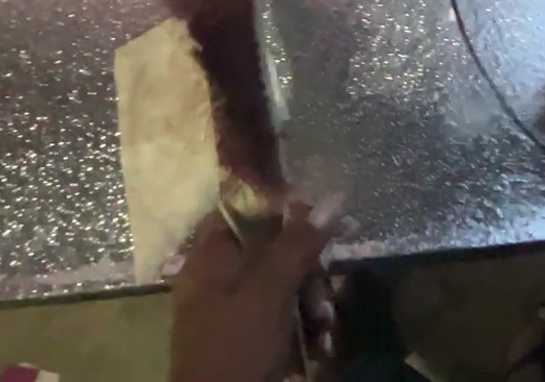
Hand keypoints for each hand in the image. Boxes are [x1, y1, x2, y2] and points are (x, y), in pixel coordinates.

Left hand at [169, 199, 338, 381]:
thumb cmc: (235, 349)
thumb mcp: (268, 291)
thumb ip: (299, 241)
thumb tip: (334, 195)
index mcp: (210, 261)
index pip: (240, 208)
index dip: (275, 201)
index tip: (312, 206)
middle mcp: (224, 279)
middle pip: (276, 243)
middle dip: (308, 262)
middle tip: (324, 279)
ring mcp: (243, 310)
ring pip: (291, 278)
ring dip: (316, 296)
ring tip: (324, 320)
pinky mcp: (262, 337)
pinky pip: (294, 311)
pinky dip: (311, 321)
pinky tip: (322, 340)